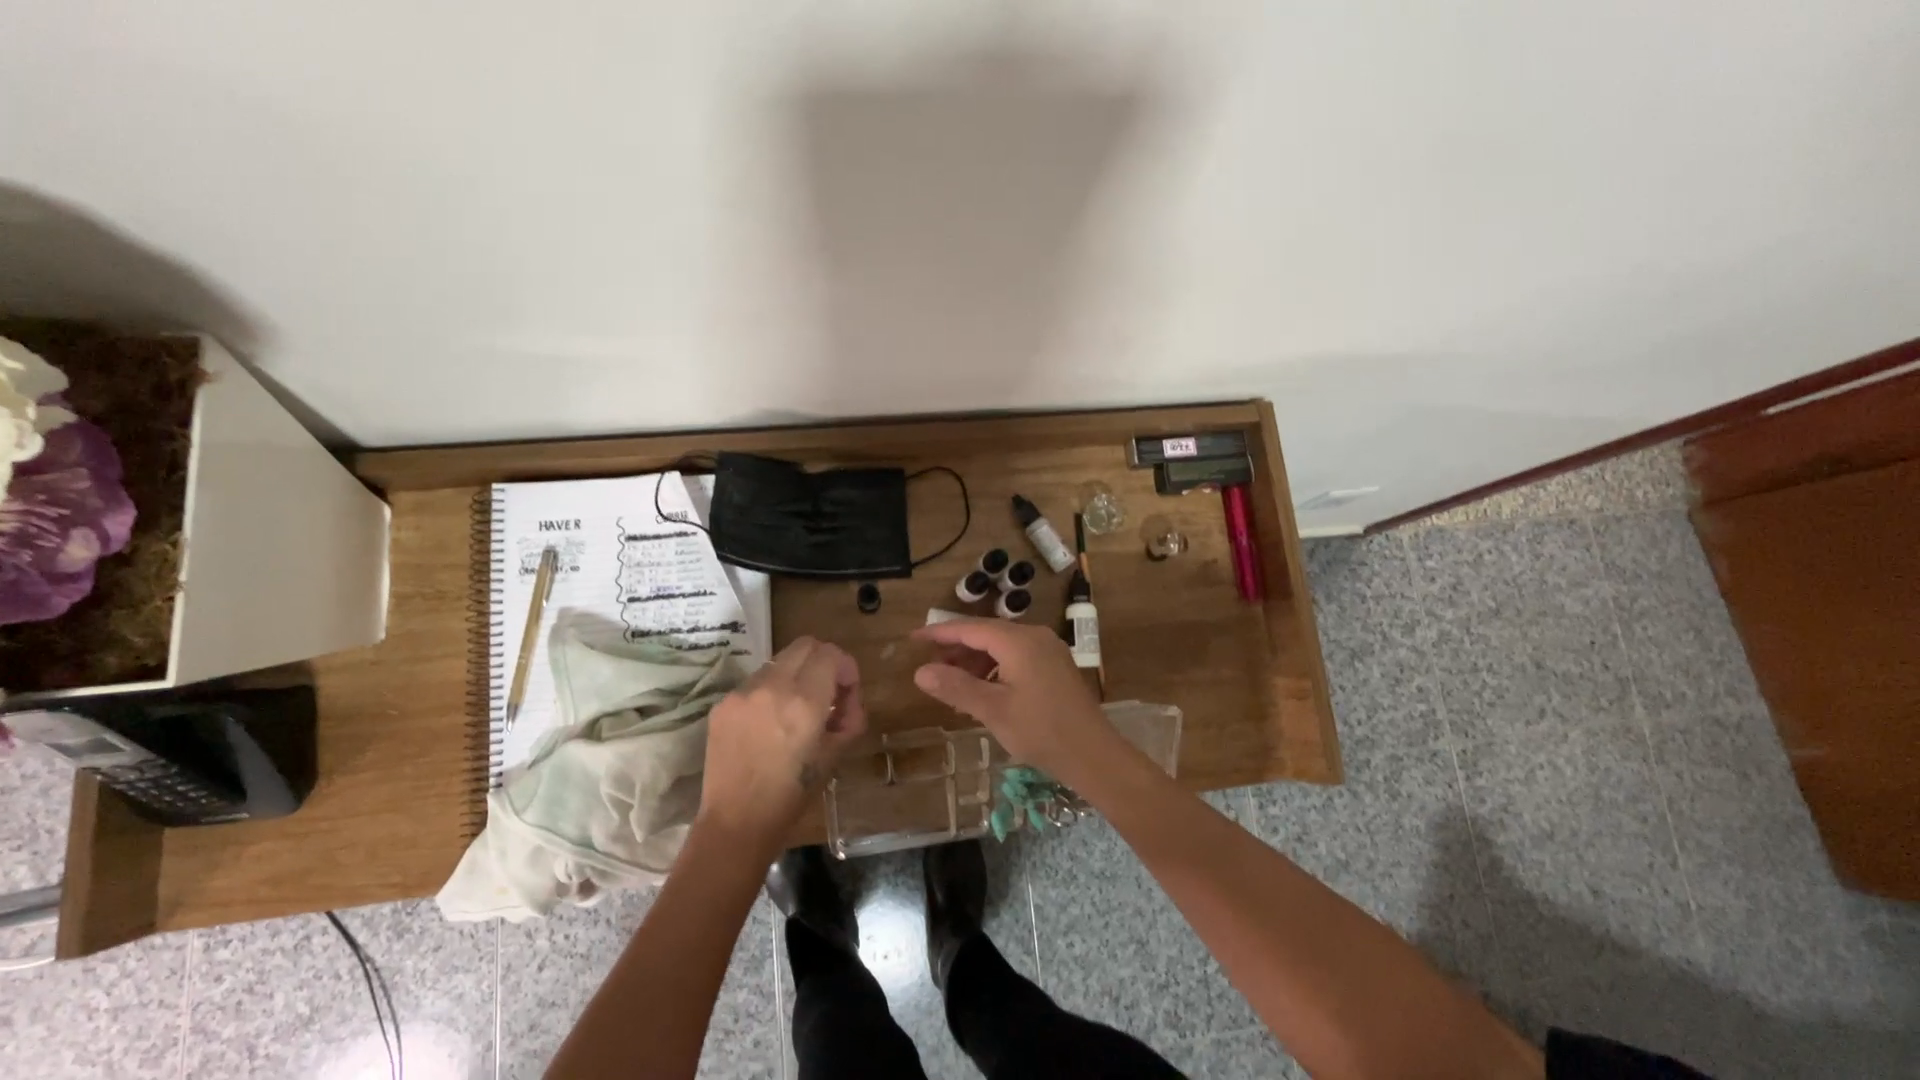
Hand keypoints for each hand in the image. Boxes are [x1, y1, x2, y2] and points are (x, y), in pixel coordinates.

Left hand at [699, 637, 866, 846]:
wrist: (736, 822)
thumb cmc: (792, 796)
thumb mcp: (835, 757)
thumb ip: (850, 718)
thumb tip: (847, 700)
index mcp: (804, 702)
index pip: (831, 655)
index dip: (846, 667)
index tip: (847, 692)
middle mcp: (772, 687)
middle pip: (806, 645)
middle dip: (823, 662)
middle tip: (827, 693)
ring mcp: (742, 693)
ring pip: (779, 662)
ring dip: (796, 676)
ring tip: (797, 711)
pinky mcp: (723, 704)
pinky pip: (755, 683)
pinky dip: (771, 692)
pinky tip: (770, 724)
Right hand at [910, 617, 1120, 785]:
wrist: (1093, 754)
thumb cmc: (1041, 730)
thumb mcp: (992, 710)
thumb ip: (956, 687)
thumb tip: (920, 671)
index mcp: (1018, 641)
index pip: (970, 628)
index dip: (940, 633)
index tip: (913, 638)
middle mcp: (1035, 637)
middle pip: (987, 634)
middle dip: (957, 649)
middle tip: (930, 667)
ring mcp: (1049, 651)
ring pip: (1002, 647)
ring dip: (975, 662)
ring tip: (952, 685)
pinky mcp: (1055, 667)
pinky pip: (1016, 658)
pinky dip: (995, 670)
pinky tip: (983, 694)